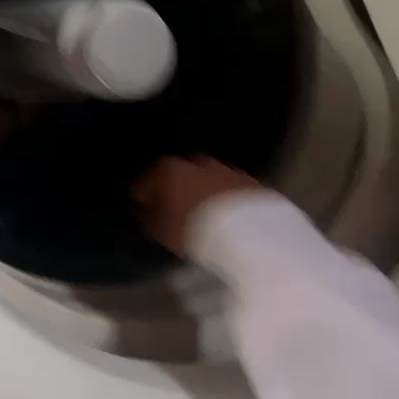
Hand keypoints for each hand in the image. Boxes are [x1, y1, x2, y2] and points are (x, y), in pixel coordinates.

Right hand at [133, 156, 261, 257]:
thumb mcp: (163, 231)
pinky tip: (228, 218)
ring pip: (207, 180)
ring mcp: (227, 170)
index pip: (146, 180)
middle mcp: (196, 162)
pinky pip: (231, 190)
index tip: (144, 211)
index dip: (143, 197)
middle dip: (175, 190)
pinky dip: (226, 200)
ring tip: (204, 217)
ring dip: (203, 193)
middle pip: (179, 175)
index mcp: (167, 168)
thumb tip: (145, 213)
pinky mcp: (254, 184)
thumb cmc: (197, 230)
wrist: (255, 236)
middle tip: (175, 211)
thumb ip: (150, 218)